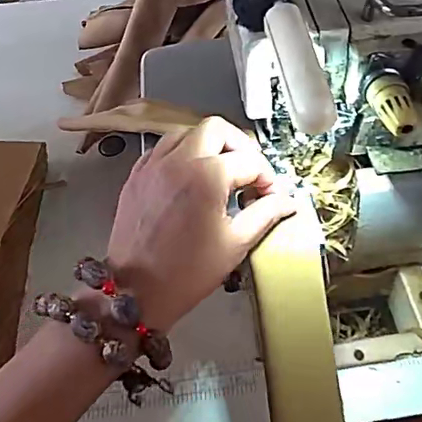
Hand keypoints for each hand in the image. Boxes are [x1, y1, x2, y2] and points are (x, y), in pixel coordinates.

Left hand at [107, 116, 297, 330]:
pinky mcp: (137, 176)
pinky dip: (182, 154)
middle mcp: (178, 161)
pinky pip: (163, 148)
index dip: (268, 178)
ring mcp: (154, 166)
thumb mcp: (236, 243)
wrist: (135, 292)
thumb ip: (265, 214)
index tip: (271, 195)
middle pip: (217, 129)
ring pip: (187, 132)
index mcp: (207, 175)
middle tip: (250, 171)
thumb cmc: (185, 273)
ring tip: (221, 171)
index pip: (250, 160)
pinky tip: (191, 177)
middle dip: (240, 146)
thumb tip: (285, 201)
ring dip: (209, 145)